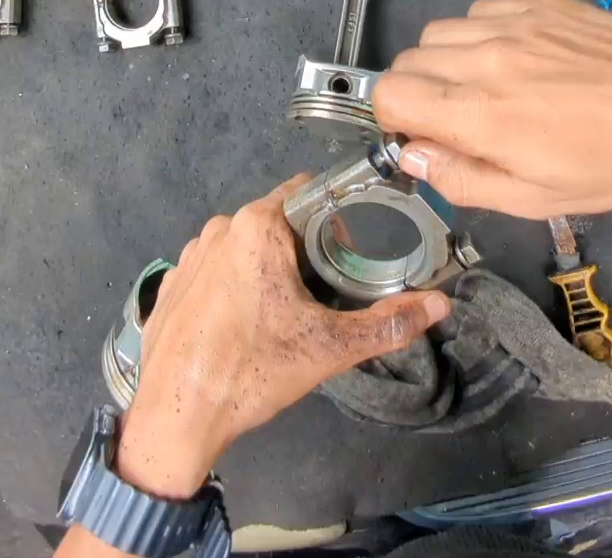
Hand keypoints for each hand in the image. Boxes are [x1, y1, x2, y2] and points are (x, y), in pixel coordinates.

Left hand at [116, 179, 450, 498]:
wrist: (174, 418)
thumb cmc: (253, 370)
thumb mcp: (329, 347)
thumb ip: (388, 322)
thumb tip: (441, 304)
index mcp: (257, 226)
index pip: (309, 193)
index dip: (335, 221)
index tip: (345, 260)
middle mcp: (219, 227)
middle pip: (278, 222)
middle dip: (304, 252)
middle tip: (319, 299)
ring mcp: (189, 254)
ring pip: (245, 246)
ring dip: (268, 269)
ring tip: (280, 317)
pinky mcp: (170, 282)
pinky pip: (215, 269)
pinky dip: (234, 287)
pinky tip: (239, 328)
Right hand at [372, 0, 611, 218]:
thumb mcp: (534, 199)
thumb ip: (460, 179)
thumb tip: (412, 154)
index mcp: (480, 113)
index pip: (388, 94)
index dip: (396, 120)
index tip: (428, 136)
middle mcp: (486, 57)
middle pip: (407, 61)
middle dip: (419, 92)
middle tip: (462, 118)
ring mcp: (517, 21)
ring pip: (439, 32)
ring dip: (447, 61)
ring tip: (491, 85)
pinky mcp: (544, 2)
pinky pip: (482, 9)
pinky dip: (482, 34)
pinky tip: (520, 57)